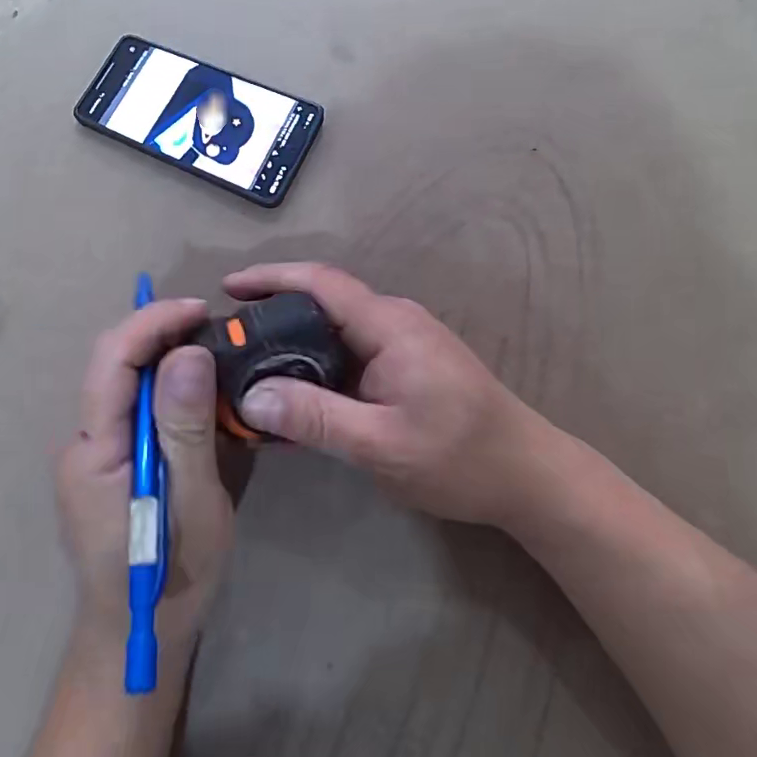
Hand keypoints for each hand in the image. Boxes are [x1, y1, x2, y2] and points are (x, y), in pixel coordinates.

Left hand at [54, 298, 234, 636]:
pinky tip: (191, 388)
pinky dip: (159, 385)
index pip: (112, 362)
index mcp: (93, 452)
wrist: (138, 635)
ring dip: (159, 355)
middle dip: (155, 331)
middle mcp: (81, 442)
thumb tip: (187, 352)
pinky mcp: (105, 463)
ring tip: (207, 347)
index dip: (151, 324)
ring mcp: (90, 453)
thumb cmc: (171, 577)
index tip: (199, 309)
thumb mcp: (194, 503)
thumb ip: (185, 429)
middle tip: (209, 325)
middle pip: (110, 365)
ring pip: (119, 383)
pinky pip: (129, 406)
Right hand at [224, 262, 554, 524]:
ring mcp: (400, 342)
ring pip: (332, 329)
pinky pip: (347, 352)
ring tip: (250, 366)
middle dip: (272, 311)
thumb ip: (316, 417)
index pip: (320, 283)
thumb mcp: (382, 444)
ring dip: (291, 342)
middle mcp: (393, 321)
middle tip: (229, 338)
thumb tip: (250, 397)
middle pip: (321, 302)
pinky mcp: (402, 365)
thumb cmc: (461, 458)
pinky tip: (293, 394)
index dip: (271, 278)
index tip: (227, 288)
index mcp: (389, 325)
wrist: (530, 479)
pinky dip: (313, 364)